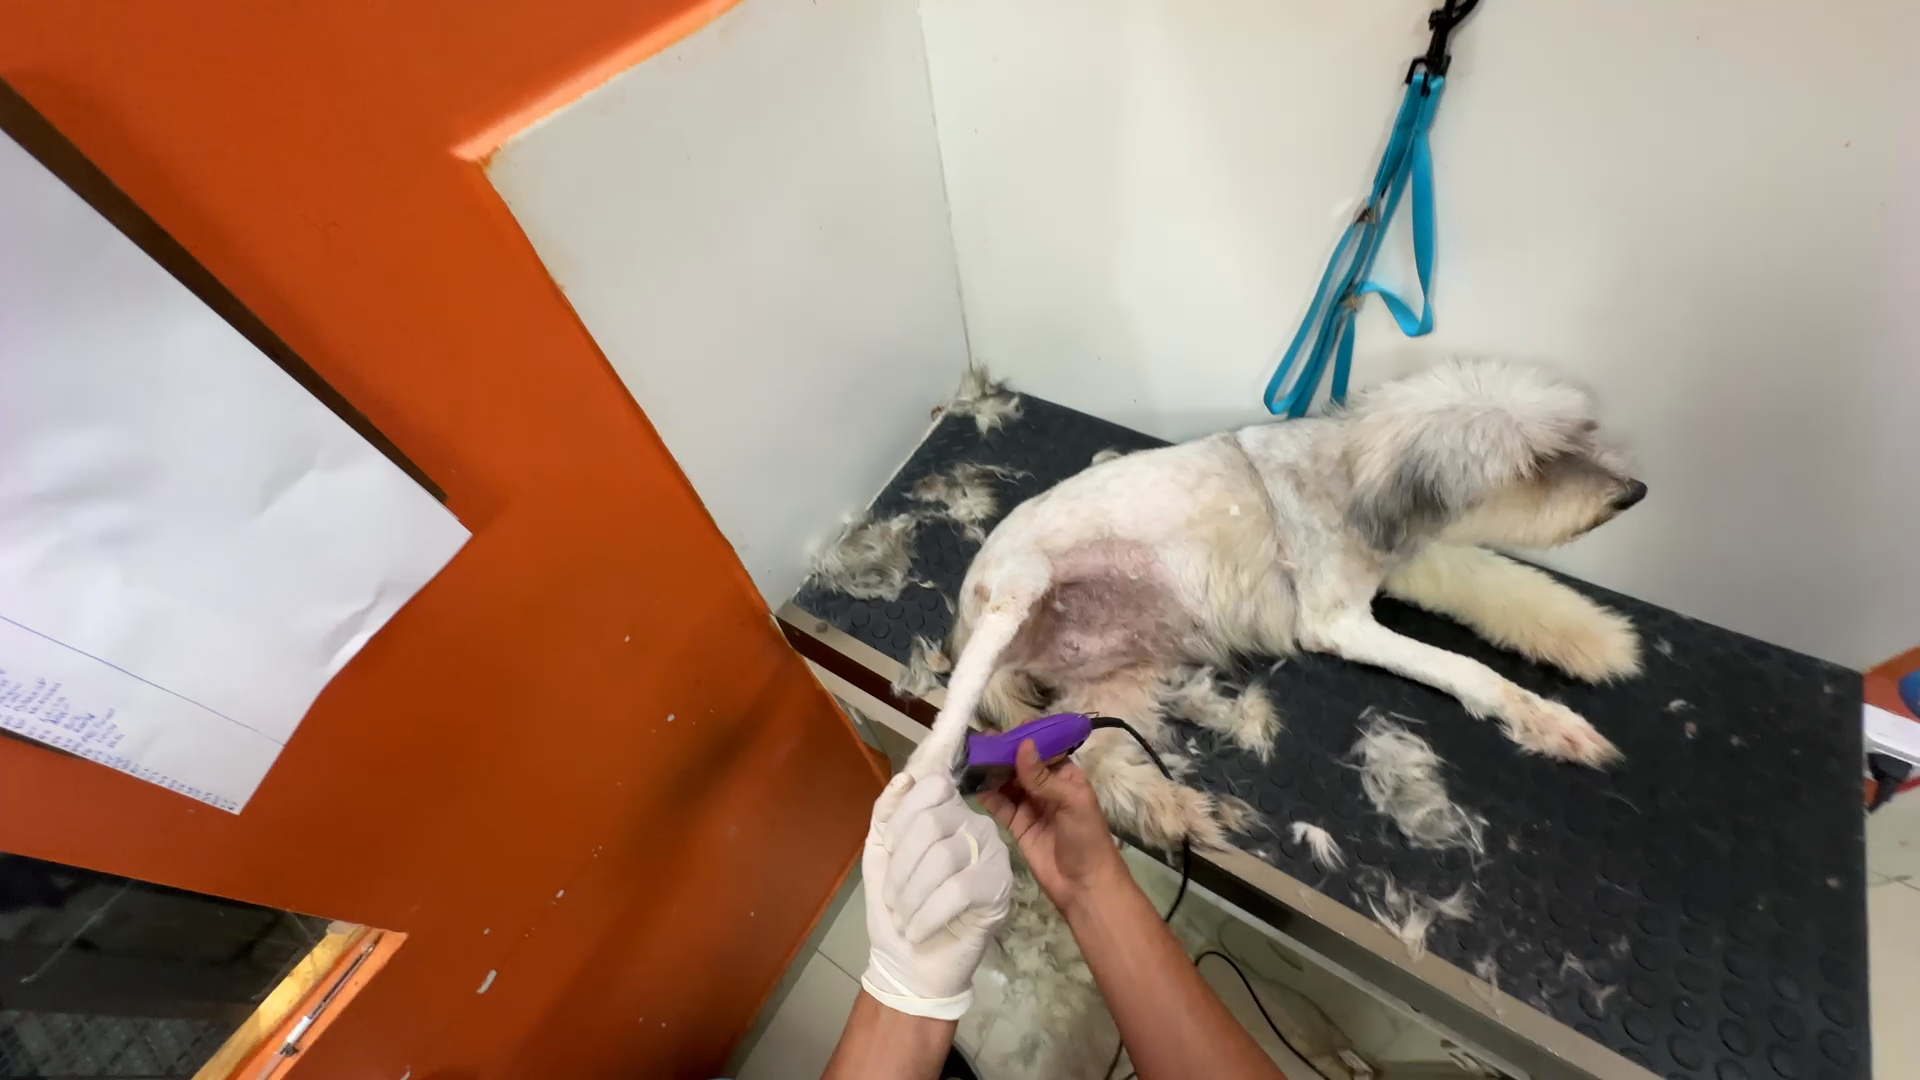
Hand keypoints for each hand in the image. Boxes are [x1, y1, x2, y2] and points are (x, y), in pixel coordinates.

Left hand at [859, 772, 1011, 1019]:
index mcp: (946, 808)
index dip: (902, 818)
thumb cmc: (895, 906)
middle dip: (901, 868)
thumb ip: (886, 812)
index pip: (931, 786)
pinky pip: (959, 889)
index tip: (889, 849)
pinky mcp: (1000, 884)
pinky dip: (929, 913)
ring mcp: (991, 850)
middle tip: (893, 900)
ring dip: (912, 895)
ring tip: (904, 919)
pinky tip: (918, 930)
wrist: (911, 965)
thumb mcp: (879, 854)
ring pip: (943, 857)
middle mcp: (973, 821)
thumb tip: (903, 778)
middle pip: (931, 823)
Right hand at [980, 740, 1128, 917]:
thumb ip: (1043, 776)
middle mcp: (1045, 786)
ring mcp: (1029, 804)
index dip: (1025, 738)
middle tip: (981, 742)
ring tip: (972, 758)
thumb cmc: (1087, 838)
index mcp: (1065, 775)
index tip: (1004, 730)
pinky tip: (973, 784)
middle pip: (1021, 763)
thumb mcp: (1072, 802)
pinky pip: (999, 803)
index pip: (1043, 749)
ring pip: (1007, 781)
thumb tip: (1023, 745)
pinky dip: (986, 793)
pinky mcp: (1016, 824)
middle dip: (1003, 752)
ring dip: (991, 770)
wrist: (1084, 887)